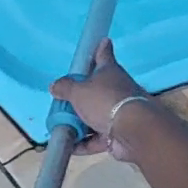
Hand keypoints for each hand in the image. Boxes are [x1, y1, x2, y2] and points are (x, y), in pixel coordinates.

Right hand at [49, 39, 148, 160]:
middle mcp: (116, 89)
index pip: (104, 55)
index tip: (102, 40)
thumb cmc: (104, 101)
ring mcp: (118, 112)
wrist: (132, 130)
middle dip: (82, 95)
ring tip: (61, 126)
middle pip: (96, 89)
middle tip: (63, 99)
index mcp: (109, 72)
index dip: (100, 48)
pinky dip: (84, 143)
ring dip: (80, 123)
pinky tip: (69, 147)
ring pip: (95, 115)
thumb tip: (54, 86)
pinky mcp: (118, 134)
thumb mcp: (78, 91)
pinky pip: (97, 138)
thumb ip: (65, 88)